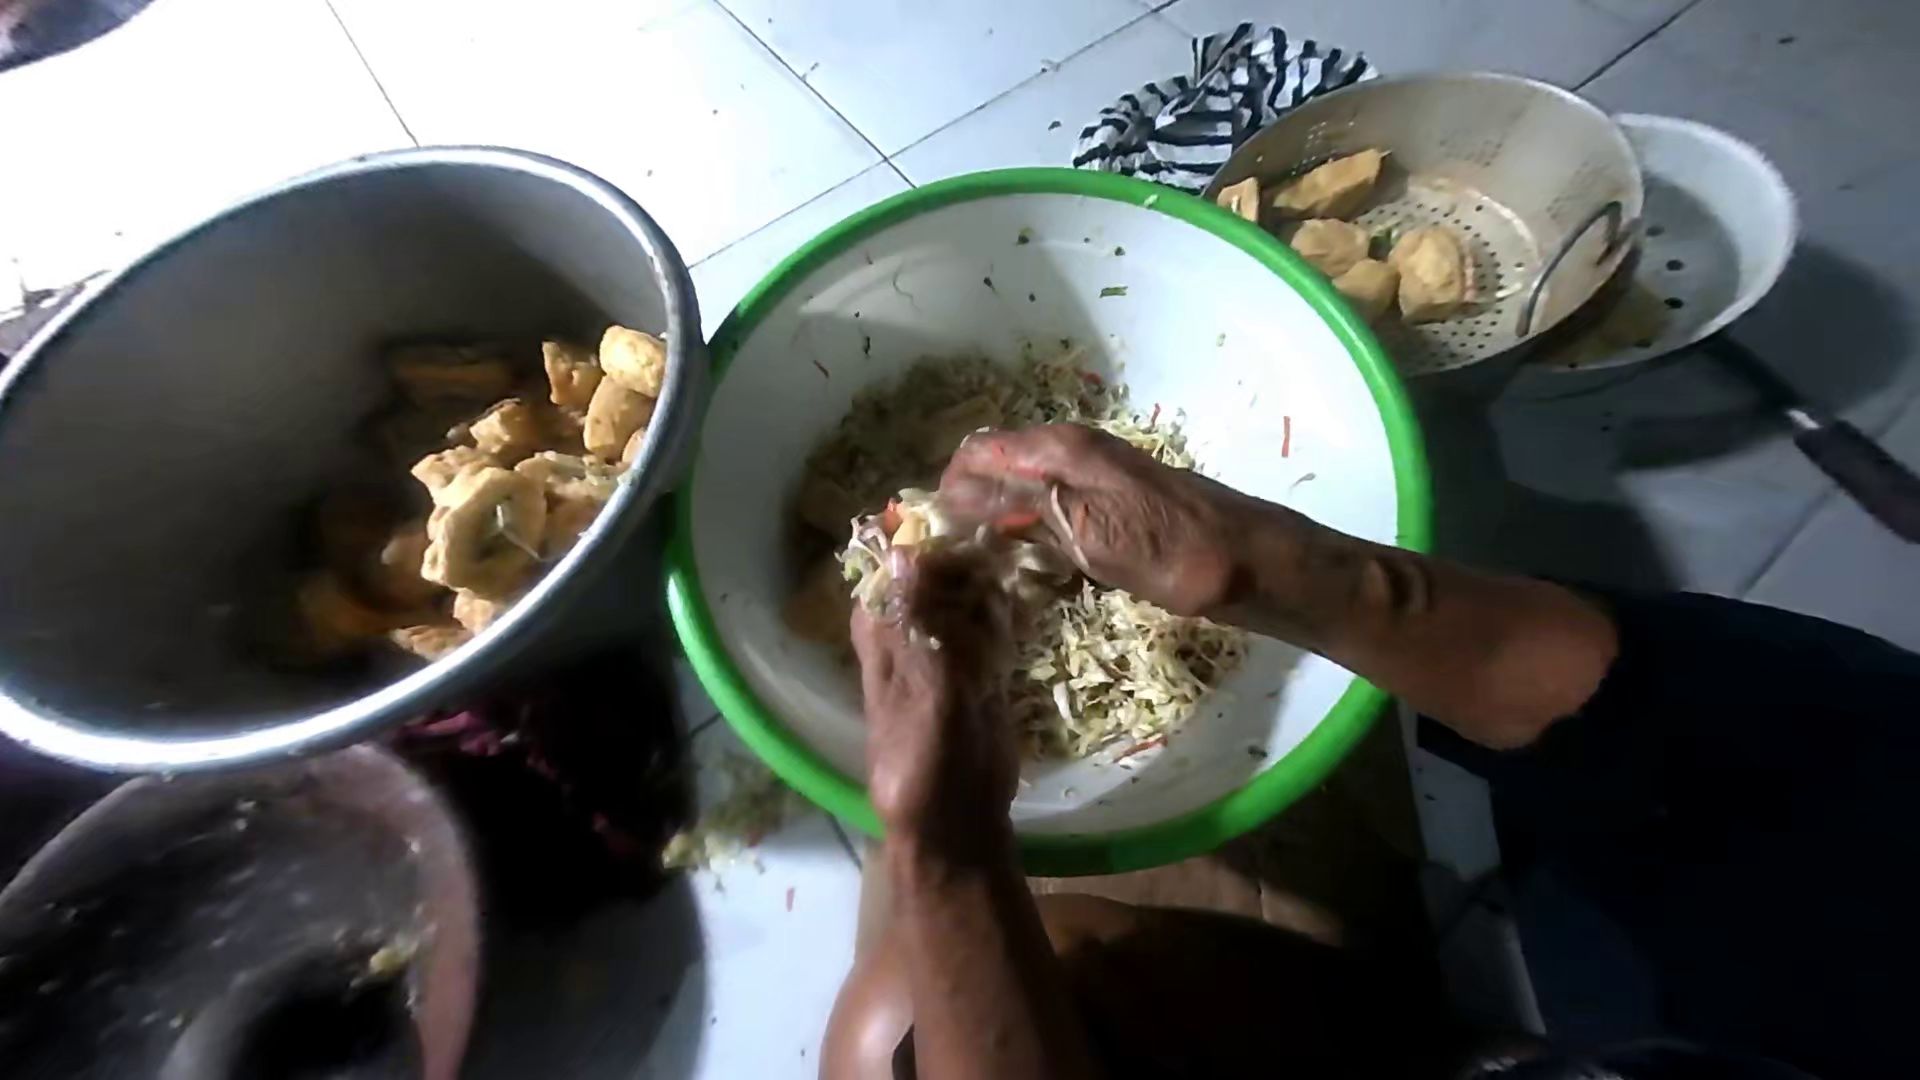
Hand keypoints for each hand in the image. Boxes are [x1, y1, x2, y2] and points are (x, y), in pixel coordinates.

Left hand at [851, 547, 1017, 845]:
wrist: (960, 815)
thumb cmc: (925, 760)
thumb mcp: (921, 692)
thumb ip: (917, 624)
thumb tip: (902, 552)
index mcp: (882, 629)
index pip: (894, 562)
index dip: (926, 533)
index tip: (965, 507)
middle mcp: (911, 627)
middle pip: (938, 570)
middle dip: (968, 552)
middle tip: (1004, 535)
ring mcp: (948, 643)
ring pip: (968, 591)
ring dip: (991, 576)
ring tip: (1017, 561)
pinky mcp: (980, 660)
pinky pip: (992, 620)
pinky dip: (1007, 608)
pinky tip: (1023, 600)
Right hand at [940, 424, 1256, 616]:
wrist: (1245, 561)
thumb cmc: (1167, 547)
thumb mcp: (1086, 526)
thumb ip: (1022, 504)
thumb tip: (957, 494)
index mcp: (1060, 449)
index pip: (979, 452)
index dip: (950, 487)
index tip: (938, 532)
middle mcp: (1070, 454)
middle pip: (998, 469)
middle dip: (971, 507)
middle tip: (960, 556)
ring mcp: (1089, 478)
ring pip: (1022, 493)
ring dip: (1001, 525)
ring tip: (988, 567)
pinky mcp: (1105, 505)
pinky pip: (1049, 514)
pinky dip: (1032, 536)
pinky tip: (1031, 568)